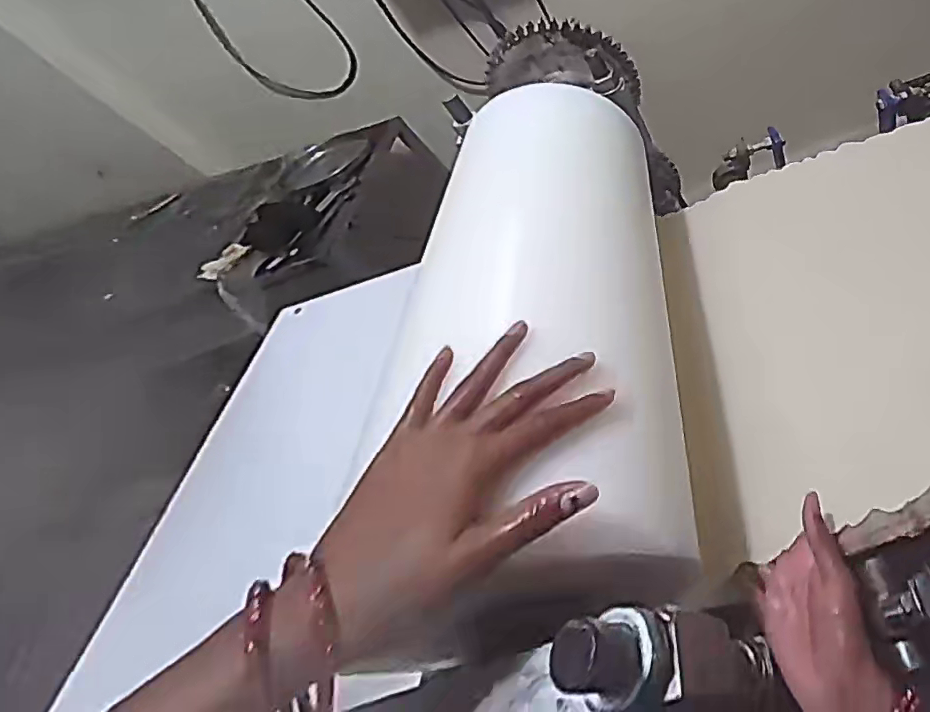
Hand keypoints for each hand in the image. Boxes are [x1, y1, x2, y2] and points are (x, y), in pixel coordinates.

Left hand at [317, 321, 612, 667]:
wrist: (327, 599)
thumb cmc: (399, 584)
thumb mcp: (474, 559)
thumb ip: (531, 519)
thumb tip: (582, 491)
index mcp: (474, 464)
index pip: (540, 426)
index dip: (576, 409)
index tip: (603, 393)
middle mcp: (451, 441)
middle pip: (514, 397)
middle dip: (553, 376)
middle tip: (581, 359)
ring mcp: (422, 439)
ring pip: (471, 385)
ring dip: (498, 357)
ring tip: (519, 329)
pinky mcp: (397, 446)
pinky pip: (421, 400)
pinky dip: (435, 375)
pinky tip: (445, 355)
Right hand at [757, 493, 899, 711]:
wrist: (834, 682)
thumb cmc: (845, 633)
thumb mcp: (836, 577)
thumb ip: (821, 541)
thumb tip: (812, 502)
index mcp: (818, 560)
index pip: (808, 527)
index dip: (803, 511)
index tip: (796, 484)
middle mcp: (800, 574)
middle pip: (785, 543)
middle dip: (775, 527)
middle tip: (763, 498)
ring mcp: (784, 593)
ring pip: (770, 563)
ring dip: (760, 550)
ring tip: (746, 525)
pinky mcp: (770, 612)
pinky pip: (755, 590)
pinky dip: (748, 580)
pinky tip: (742, 568)